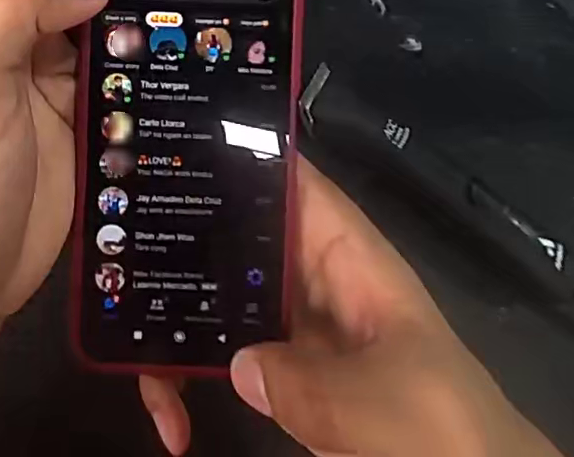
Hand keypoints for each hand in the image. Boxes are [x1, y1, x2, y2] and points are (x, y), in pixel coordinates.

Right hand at [139, 158, 561, 456]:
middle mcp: (311, 274)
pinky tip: (172, 421)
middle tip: (123, 243)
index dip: (240, 153)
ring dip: (176, 318)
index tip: (178, 146)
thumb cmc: (451, 434)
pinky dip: (192, 381)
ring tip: (129, 344)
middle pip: (237, 233)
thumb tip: (237, 366)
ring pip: (220, 296)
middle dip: (184, 237)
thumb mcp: (387, 406)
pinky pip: (224, 357)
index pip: (289, 179)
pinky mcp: (283, 372)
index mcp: (344, 252)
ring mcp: (294, 323)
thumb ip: (310, 384)